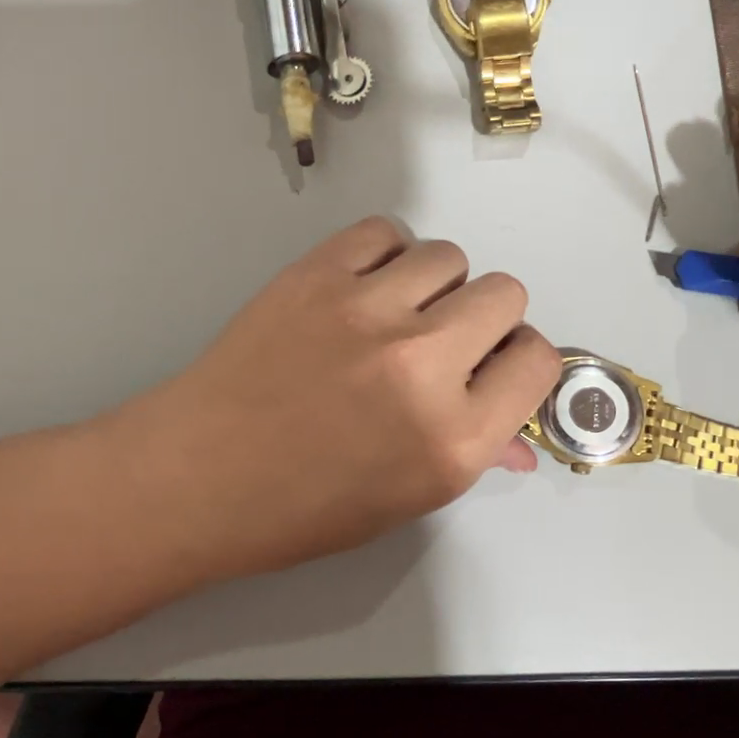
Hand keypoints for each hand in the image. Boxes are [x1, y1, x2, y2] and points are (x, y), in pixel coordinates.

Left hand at [113, 217, 560, 579]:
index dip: (520, 362)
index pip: (537, 361)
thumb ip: (473, 454)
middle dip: (485, 319)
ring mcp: (367, 310)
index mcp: (454, 439)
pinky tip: (361, 287)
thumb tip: (519, 437)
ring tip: (394, 313)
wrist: (201, 472)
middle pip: (504, 294)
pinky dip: (385, 255)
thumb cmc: (302, 506)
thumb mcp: (404, 500)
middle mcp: (422, 364)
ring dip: (434, 285)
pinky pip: (385, 232)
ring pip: (448, 257)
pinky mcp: (316, 273)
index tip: (492, 366)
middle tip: (443, 341)